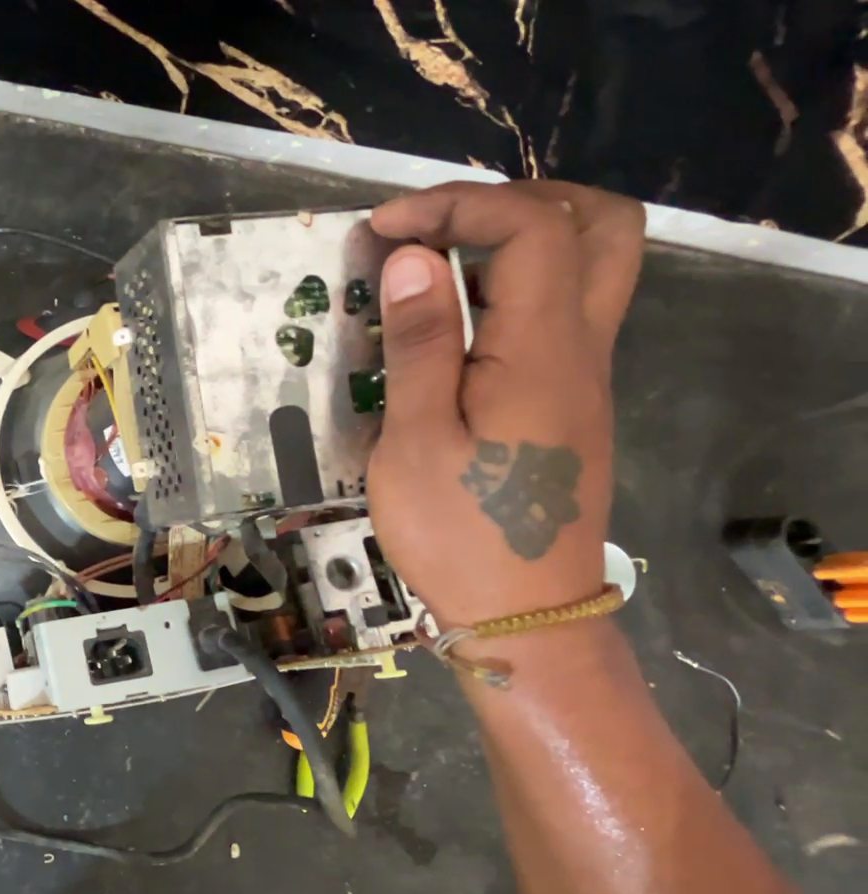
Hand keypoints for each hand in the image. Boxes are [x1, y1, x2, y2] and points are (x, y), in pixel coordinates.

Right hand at [365, 180, 644, 626]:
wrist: (521, 609)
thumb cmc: (456, 530)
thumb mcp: (417, 440)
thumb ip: (421, 344)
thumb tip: (416, 258)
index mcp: (543, 350)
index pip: (528, 227)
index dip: (455, 205)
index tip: (382, 228)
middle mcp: (582, 346)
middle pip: (598, 225)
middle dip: (515, 198)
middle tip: (439, 225)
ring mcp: (584, 374)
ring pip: (592, 264)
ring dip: (523, 238)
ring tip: (441, 263)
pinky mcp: (570, 400)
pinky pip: (565, 310)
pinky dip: (517, 285)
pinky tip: (454, 323)